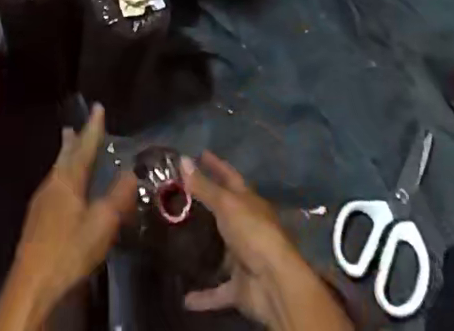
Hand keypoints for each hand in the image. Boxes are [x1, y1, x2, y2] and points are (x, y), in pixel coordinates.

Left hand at [0, 104, 137, 330]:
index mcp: (68, 180)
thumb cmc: (69, 250)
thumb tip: (132, 173)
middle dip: (73, 141)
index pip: (84, 147)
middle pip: (64, 156)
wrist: (31, 288)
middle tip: (75, 125)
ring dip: (66, 157)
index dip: (93, 128)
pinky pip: (53, 187)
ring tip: (69, 148)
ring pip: (57, 171)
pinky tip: (64, 189)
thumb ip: (119, 197)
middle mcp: (52, 186)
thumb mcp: (103, 223)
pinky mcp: (37, 224)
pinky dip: (62, 176)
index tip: (98, 107)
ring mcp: (41, 205)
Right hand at [181, 152, 352, 330]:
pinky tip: (184, 299)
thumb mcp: (227, 205)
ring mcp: (243, 257)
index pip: (230, 177)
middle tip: (180, 199)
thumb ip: (205, 186)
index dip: (216, 165)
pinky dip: (203, 296)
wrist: (274, 281)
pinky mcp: (239, 286)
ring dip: (205, 249)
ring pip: (221, 251)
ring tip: (178, 243)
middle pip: (224, 212)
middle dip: (206, 206)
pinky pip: (217, 292)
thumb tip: (183, 159)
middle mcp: (247, 226)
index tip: (201, 153)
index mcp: (248, 202)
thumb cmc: (254, 233)